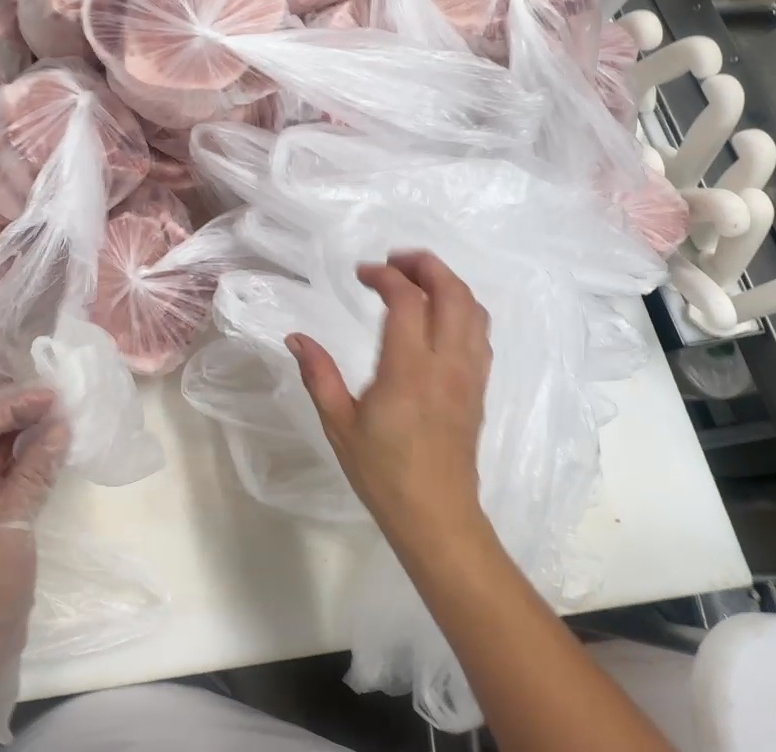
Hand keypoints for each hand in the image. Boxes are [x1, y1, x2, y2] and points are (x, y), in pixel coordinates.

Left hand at [0, 389, 68, 751]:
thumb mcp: (11, 523)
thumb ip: (34, 472)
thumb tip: (60, 427)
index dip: (13, 404)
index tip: (51, 395)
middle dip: (17, 409)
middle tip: (58, 400)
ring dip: (23, 429)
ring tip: (60, 415)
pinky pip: (3, 468)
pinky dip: (26, 454)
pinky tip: (51, 444)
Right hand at [287, 251, 491, 550]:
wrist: (437, 515)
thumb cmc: (382, 472)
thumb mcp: (339, 424)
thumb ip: (318, 375)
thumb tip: (296, 337)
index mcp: (408, 371)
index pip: (407, 301)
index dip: (385, 276)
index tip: (360, 273)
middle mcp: (446, 364)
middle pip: (453, 293)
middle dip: (425, 265)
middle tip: (393, 261)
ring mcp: (469, 375)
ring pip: (474, 310)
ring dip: (448, 283)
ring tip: (416, 279)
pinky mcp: (478, 387)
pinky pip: (480, 333)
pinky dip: (462, 308)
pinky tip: (437, 316)